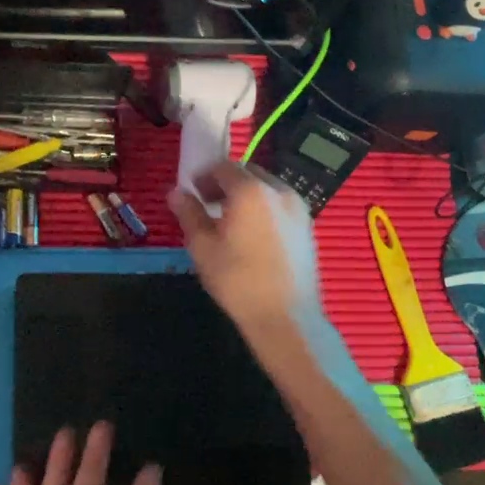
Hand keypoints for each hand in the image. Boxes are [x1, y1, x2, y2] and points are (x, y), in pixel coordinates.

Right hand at [169, 160, 323, 336]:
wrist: (286, 317)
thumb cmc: (237, 281)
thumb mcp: (203, 247)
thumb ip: (189, 214)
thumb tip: (175, 192)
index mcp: (251, 191)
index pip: (223, 167)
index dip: (204, 176)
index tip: (192, 194)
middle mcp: (279, 191)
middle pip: (248, 174)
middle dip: (226, 184)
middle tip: (209, 207)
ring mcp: (299, 209)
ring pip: (267, 190)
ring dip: (246, 197)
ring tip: (232, 224)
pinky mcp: (308, 228)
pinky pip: (281, 207)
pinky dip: (264, 211)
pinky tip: (253, 238)